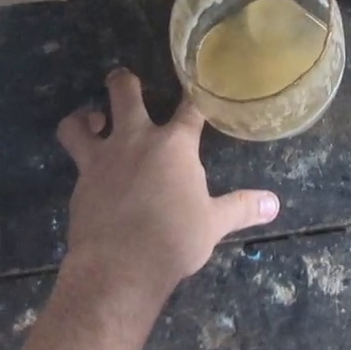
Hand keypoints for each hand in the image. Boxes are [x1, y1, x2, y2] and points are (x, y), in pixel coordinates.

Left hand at [55, 69, 279, 296]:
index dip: (194, 94)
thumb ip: (242, 208)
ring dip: (84, 117)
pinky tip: (93, 175)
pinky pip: (76, 161)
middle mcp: (136, 140)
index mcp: (175, 144)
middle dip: (122, 81)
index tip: (196, 82)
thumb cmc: (173, 240)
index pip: (190, 107)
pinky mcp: (80, 184)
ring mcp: (103, 160)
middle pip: (125, 93)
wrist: (117, 270)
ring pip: (79, 124)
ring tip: (92, 120)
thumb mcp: (213, 224)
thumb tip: (275, 204)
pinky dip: (82, 161)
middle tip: (123, 80)